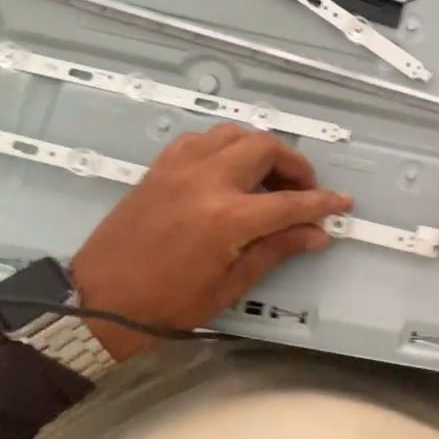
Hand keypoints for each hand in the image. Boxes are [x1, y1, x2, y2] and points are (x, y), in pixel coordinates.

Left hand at [70, 125, 350, 360]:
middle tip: (301, 191)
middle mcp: (207, 182)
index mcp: (228, 218)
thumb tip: (316, 233)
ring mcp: (180, 169)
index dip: (322, 202)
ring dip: (259, 149)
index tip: (341, 202)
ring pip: (234, 134)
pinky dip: (224, 146)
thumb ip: (276, 250)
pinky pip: (201, 139)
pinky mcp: (160, 168)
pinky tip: (228, 170)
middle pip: (266, 149)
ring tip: (267, 177)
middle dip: (294, 166)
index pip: (291, 202)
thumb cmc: (166, 305)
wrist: (96, 302)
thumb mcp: (230, 284)